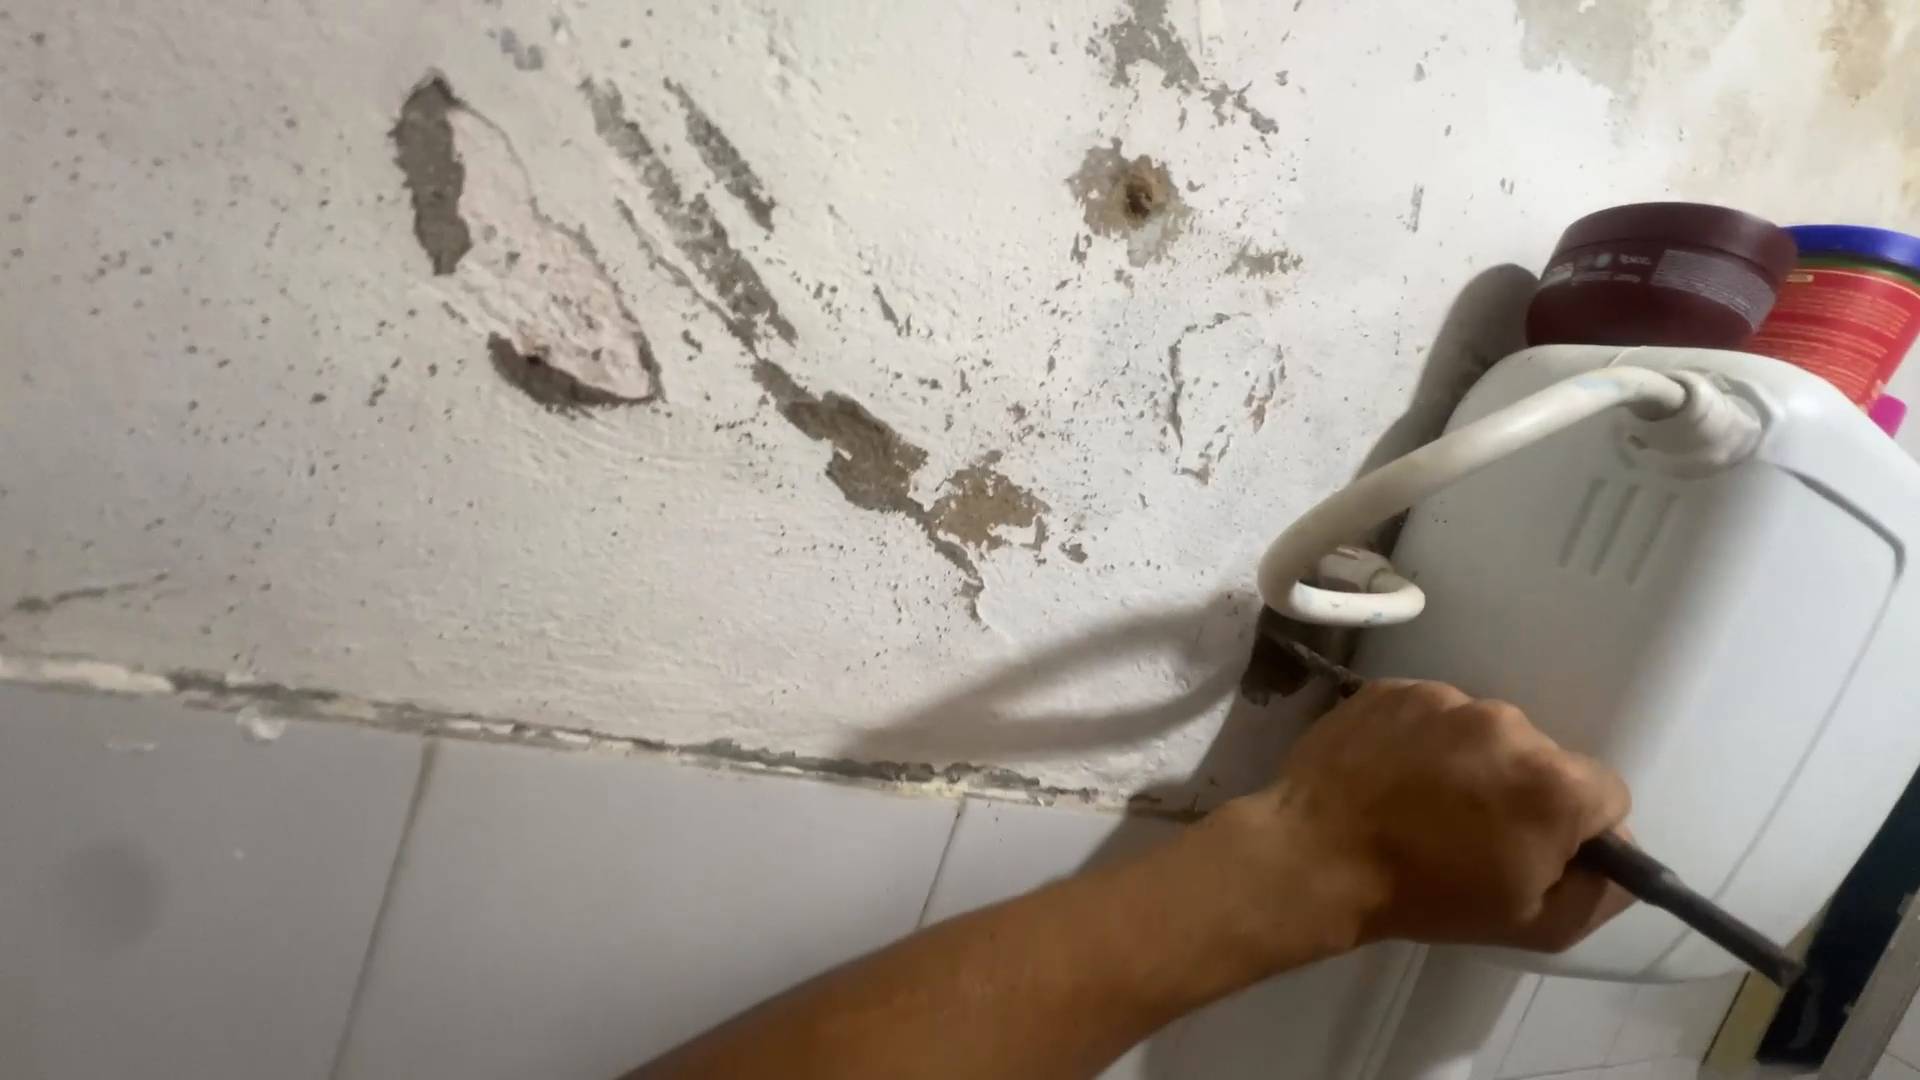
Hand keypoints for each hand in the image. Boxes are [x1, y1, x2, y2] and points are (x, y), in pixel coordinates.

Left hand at [1263, 680, 1632, 951]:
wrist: (1315, 852)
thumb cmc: (1425, 893)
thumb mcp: (1538, 921)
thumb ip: (1603, 885)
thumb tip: (1612, 848)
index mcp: (1553, 781)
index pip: (1603, 793)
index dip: (1575, 827)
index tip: (1531, 845)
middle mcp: (1504, 723)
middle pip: (1538, 755)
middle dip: (1517, 787)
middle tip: (1465, 824)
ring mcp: (1439, 698)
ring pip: (1480, 729)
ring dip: (1465, 757)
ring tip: (1418, 795)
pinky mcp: (1388, 688)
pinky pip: (1427, 711)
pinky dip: (1418, 736)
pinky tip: (1389, 768)